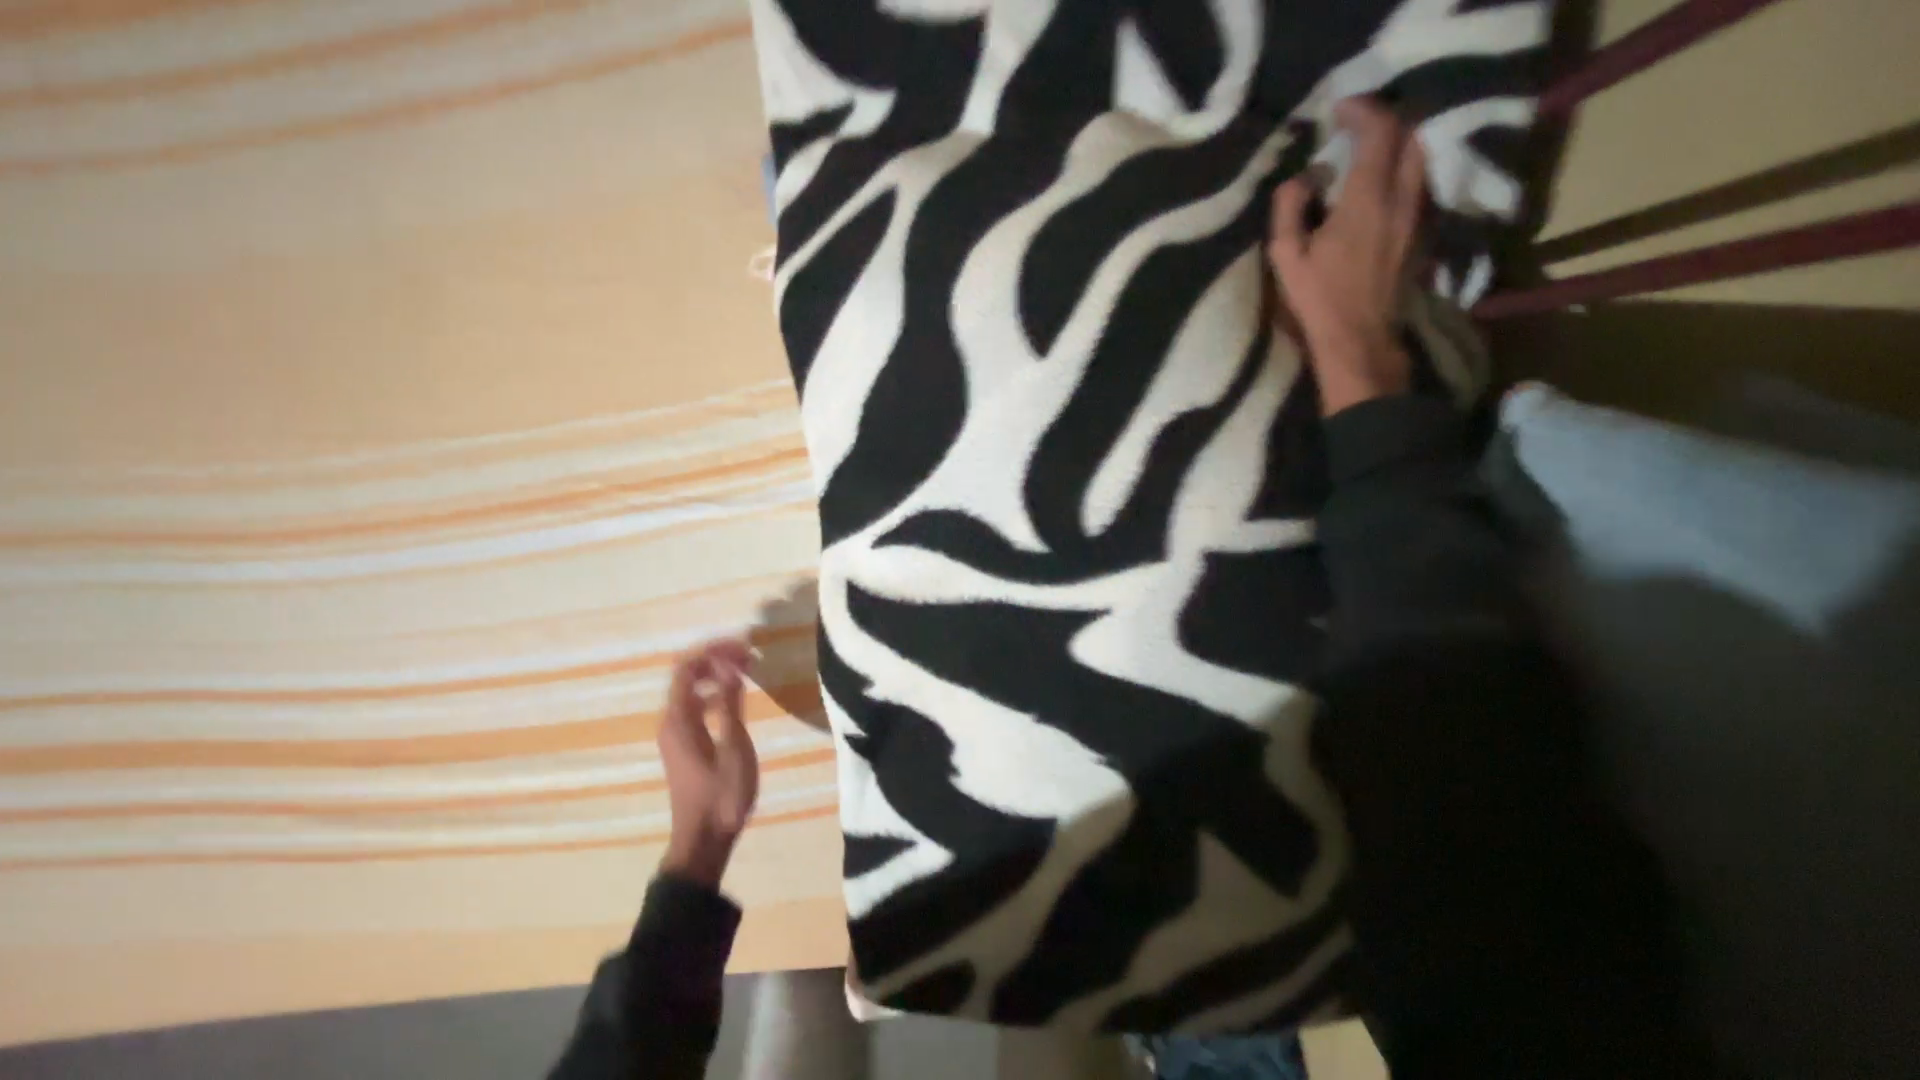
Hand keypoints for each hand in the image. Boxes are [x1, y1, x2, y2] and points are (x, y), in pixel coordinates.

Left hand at [657, 640, 759, 887]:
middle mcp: (670, 721)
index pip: (688, 667)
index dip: (715, 650)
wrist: (703, 841)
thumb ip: (729, 705)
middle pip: (687, 674)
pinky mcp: (683, 745)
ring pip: (690, 690)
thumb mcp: (733, 748)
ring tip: (747, 671)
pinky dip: (713, 692)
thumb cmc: (722, 796)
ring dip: (716, 674)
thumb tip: (729, 666)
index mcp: (678, 719)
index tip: (747, 647)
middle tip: (751, 656)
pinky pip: (694, 705)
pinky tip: (735, 699)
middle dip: (717, 658)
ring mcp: (674, 734)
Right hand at [1268, 97, 1426, 415]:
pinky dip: (1403, 172)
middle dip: (1387, 122)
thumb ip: (1289, 207)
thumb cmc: (1318, 299)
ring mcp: (1419, 216)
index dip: (1362, 110)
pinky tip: (1379, 186)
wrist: (1360, 338)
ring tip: (1368, 154)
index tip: (1340, 108)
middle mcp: (1403, 199)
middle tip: (1358, 127)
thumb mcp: (1285, 255)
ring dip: (1398, 147)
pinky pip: (1420, 185)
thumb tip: (1302, 179)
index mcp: (1368, 200)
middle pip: (1412, 136)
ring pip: (1421, 160)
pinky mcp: (1422, 232)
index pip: (1380, 131)